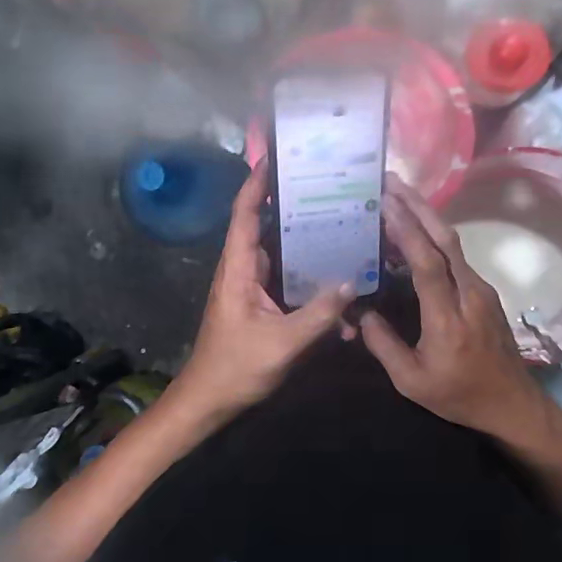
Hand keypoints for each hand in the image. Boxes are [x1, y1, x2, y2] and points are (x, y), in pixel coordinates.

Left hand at [161, 157, 351, 429]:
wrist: (208, 404)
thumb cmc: (235, 369)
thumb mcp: (282, 343)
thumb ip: (320, 313)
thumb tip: (354, 281)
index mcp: (239, 270)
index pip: (244, 216)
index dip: (256, 185)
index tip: (276, 158)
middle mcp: (245, 270)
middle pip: (267, 226)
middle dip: (293, 204)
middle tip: (328, 185)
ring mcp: (255, 287)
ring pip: (284, 253)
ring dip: (308, 239)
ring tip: (343, 219)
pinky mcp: (265, 303)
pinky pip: (291, 279)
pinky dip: (312, 275)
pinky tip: (341, 281)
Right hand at [359, 180, 561, 456]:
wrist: (511, 401)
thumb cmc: (459, 395)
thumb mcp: (412, 382)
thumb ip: (384, 346)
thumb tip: (359, 313)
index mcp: (448, 318)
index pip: (427, 264)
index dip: (407, 230)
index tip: (386, 202)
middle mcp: (469, 294)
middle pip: (445, 240)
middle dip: (419, 206)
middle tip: (392, 180)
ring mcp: (481, 289)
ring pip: (453, 244)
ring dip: (428, 216)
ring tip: (400, 196)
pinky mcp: (484, 291)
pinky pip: (457, 257)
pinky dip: (435, 238)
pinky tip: (416, 234)